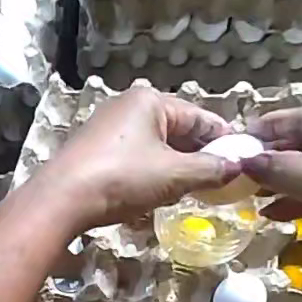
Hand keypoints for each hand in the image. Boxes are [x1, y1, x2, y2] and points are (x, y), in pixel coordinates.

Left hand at [34, 88, 236, 229]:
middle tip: (218, 182)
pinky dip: (148, 174)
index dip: (223, 141)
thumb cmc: (121, 178)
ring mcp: (105, 129)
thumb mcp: (174, 175)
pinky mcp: (91, 153)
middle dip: (197, 156)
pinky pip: (131, 159)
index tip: (241, 162)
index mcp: (150, 100)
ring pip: (153, 147)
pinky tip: (154, 195)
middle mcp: (126, 107)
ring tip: (190, 191)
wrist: (61, 200)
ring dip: (173, 168)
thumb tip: (236, 167)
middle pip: (175, 131)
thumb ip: (210, 169)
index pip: (200, 118)